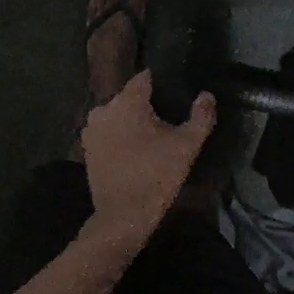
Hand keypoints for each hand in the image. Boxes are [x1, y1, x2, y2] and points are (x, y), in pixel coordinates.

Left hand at [82, 71, 215, 238]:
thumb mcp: (187, 146)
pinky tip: (134, 151)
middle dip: (146, 106)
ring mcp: (91, 129)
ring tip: (151, 138)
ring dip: (131, 122)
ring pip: (117, 116)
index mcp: (127, 101)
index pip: (145, 78)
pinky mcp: (86, 148)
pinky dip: (119, 137)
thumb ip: (201, 117)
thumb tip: (207, 95)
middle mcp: (103, 108)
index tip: (174, 96)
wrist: (123, 214)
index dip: (161, 84)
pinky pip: (107, 133)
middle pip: (130, 98)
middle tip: (166, 122)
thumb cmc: (157, 175)